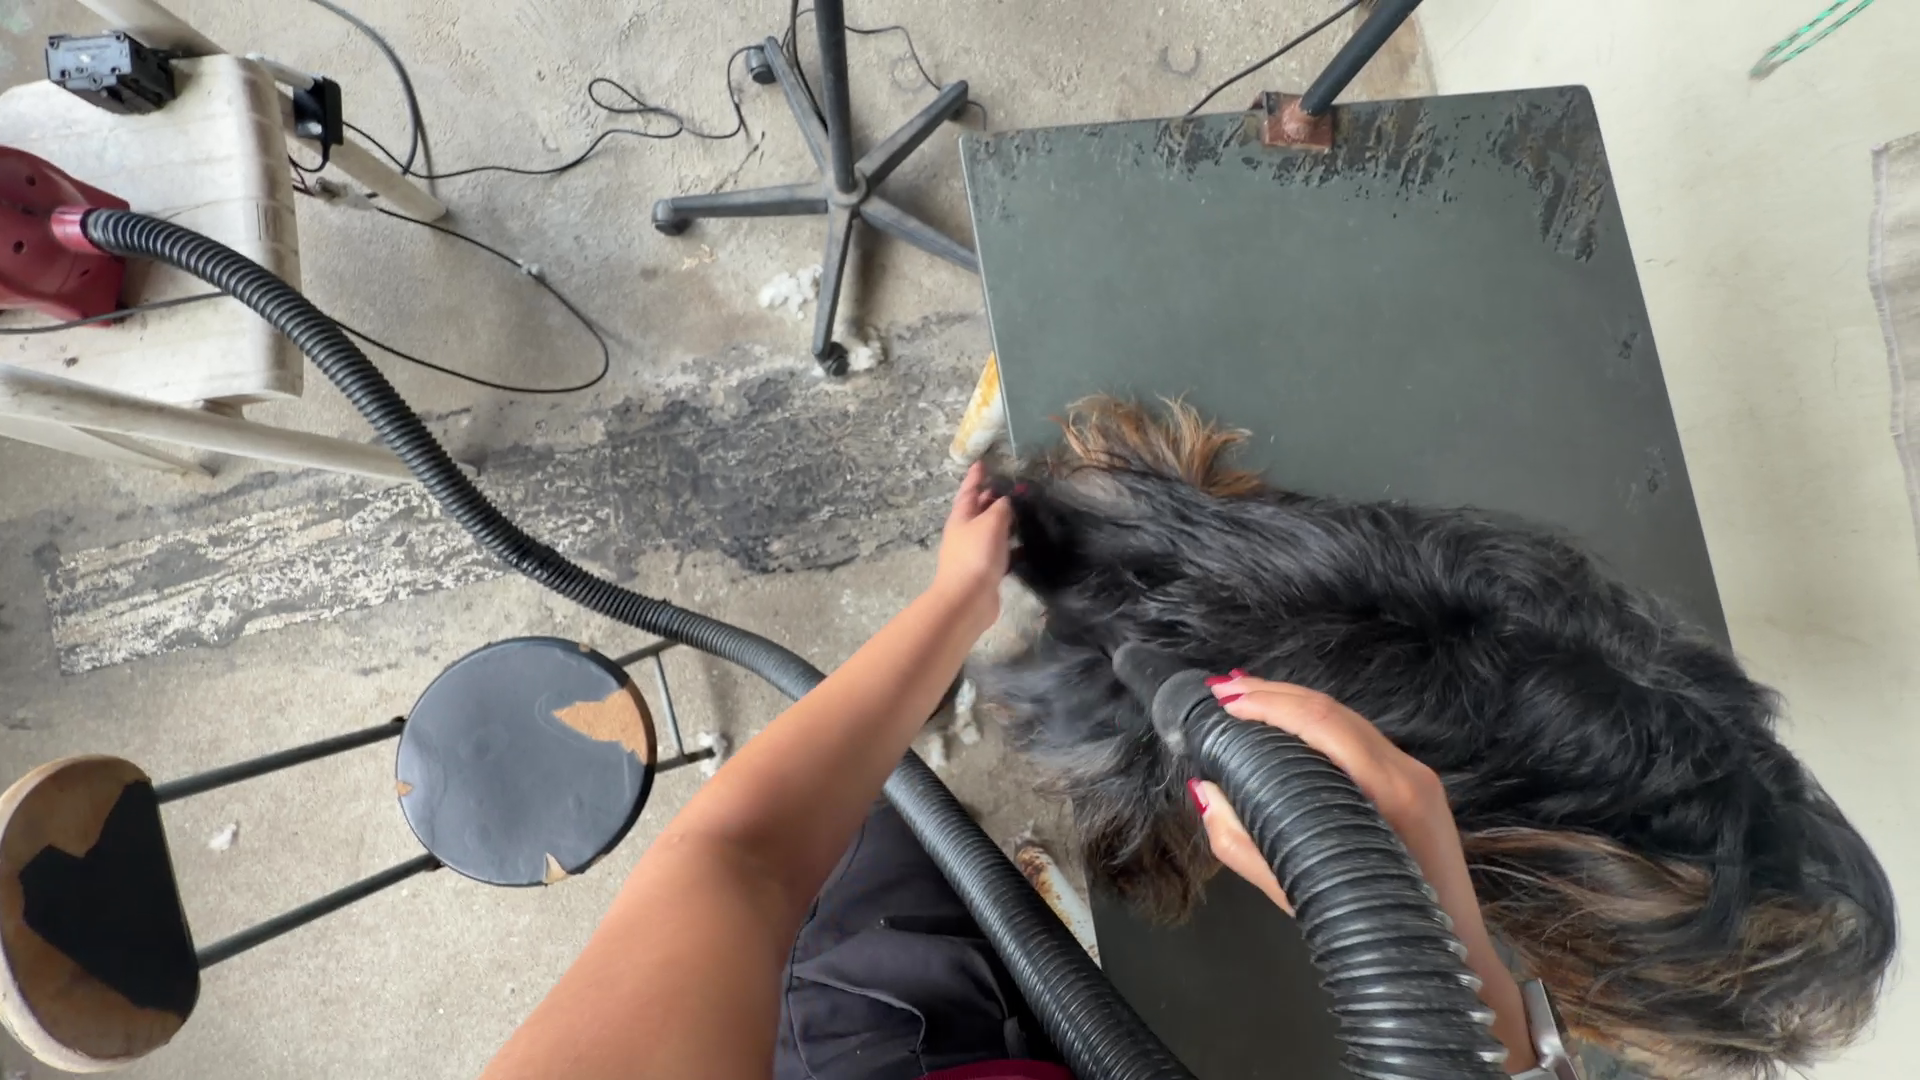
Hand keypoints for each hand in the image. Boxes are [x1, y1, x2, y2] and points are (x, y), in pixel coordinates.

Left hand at [929, 463, 1012, 631]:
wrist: (968, 600)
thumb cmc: (976, 555)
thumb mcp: (991, 523)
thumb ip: (1001, 508)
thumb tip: (1006, 501)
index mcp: (961, 517)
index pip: (969, 490)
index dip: (976, 476)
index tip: (982, 463)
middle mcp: (965, 533)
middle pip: (980, 510)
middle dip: (994, 498)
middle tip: (1013, 488)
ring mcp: (975, 553)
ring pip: (992, 532)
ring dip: (1006, 523)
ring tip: (1025, 514)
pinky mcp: (986, 571)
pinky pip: (1001, 553)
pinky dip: (1013, 547)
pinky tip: (1028, 546)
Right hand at [1190, 674, 1538, 1071]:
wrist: (1454, 956)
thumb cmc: (1378, 930)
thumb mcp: (1298, 893)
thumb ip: (1242, 844)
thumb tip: (1206, 793)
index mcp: (1389, 794)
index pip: (1321, 722)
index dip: (1270, 703)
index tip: (1224, 701)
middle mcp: (1407, 773)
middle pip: (1332, 708)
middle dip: (1271, 693)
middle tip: (1221, 691)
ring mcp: (1415, 773)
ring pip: (1344, 716)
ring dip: (1289, 702)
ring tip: (1242, 696)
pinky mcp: (1414, 780)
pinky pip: (1354, 734)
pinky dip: (1311, 720)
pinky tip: (1283, 720)